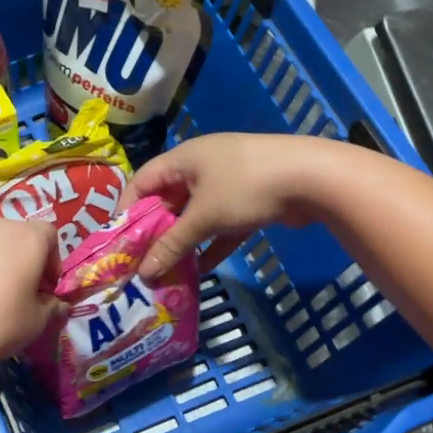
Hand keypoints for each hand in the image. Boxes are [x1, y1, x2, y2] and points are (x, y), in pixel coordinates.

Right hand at [122, 133, 353, 280]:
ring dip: (182, 242)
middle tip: (140, 262)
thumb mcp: (203, 218)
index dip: (127, 210)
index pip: (142, 181)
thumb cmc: (247, 188)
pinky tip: (200, 270)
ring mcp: (228, 182)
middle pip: (168, 200)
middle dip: (155, 232)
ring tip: (166, 271)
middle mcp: (202, 166)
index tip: (118, 242)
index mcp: (184, 158)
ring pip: (195, 215)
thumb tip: (143, 273)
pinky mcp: (250, 200)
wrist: (314, 179)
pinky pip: (220, 225)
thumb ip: (171, 245)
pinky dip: (210, 244)